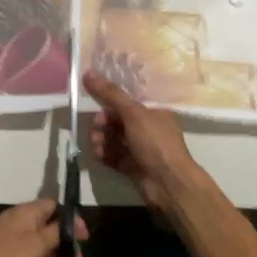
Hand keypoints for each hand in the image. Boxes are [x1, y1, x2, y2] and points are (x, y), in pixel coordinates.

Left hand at [0, 199, 88, 256]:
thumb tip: (74, 221)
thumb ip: (57, 233)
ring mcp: (9, 242)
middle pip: (50, 235)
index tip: (84, 242)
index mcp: (28, 214)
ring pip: (39, 254)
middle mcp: (19, 224)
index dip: (72, 223)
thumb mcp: (36, 246)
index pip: (56, 208)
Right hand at [83, 71, 203, 208]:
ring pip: (114, 139)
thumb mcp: (133, 114)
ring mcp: (140, 150)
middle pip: (118, 121)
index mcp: (154, 113)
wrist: (168, 184)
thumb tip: (88, 72)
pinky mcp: (132, 167)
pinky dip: (105, 154)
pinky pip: (114, 156)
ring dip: (102, 139)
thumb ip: (110, 94)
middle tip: (96, 127)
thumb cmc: (155, 143)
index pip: (128, 103)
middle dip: (103, 123)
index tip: (95, 104)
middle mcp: (148, 130)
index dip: (110, 102)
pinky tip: (99, 154)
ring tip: (97, 144)